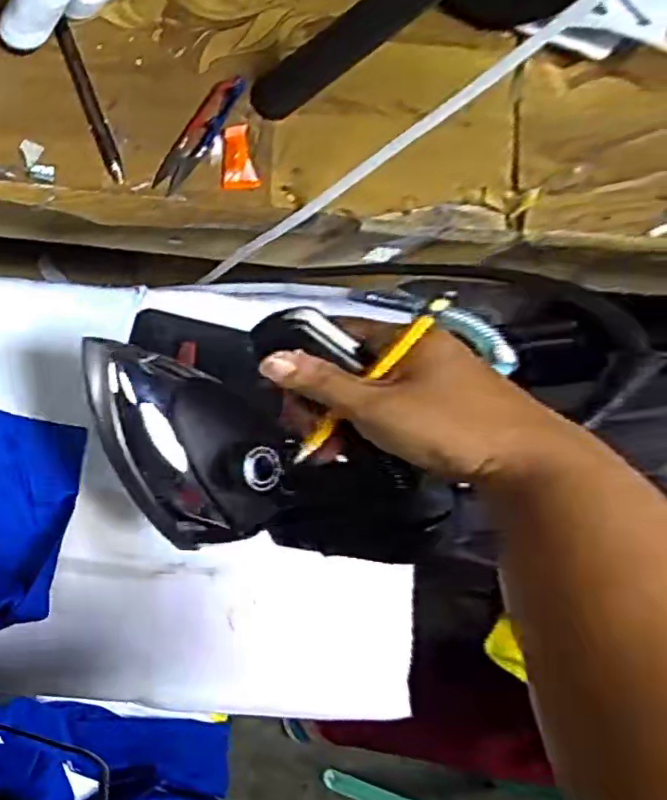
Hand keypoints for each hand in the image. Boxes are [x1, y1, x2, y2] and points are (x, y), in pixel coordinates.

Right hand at [258, 323, 585, 484]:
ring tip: (329, 448)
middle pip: (340, 369)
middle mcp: (416, 353)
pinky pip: (377, 409)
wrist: (530, 466)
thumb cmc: (450, 426)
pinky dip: (357, 428)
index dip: (301, 359)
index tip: (285, 390)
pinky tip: (349, 449)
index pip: (334, 333)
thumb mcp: (371, 404)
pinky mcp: (431, 406)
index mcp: (406, 340)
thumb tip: (269, 359)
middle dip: (315, 402)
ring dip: (332, 422)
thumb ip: (318, 381)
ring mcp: (425, 380)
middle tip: (308, 430)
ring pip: (355, 393)